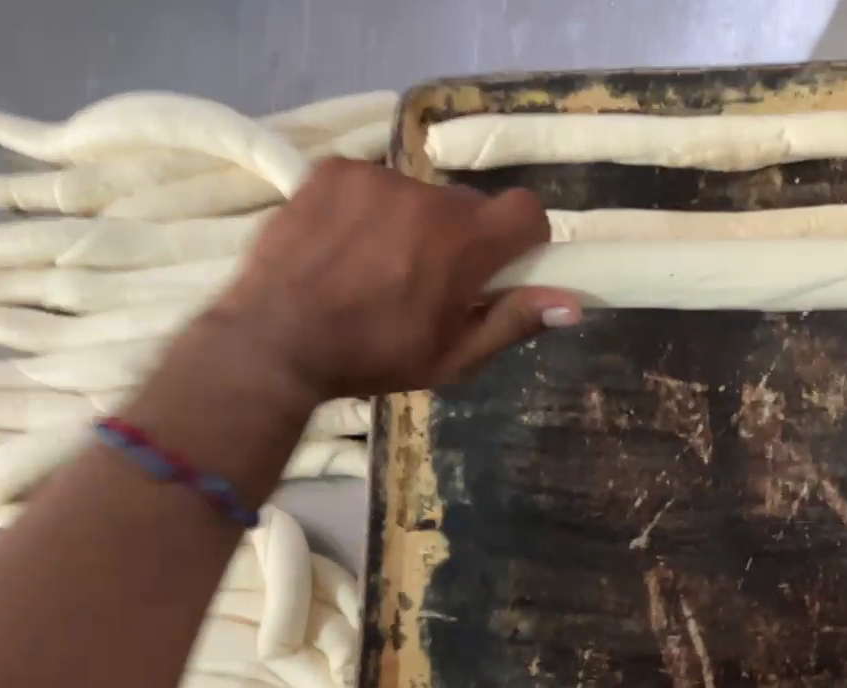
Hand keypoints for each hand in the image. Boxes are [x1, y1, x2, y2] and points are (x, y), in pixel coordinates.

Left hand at [204, 158, 578, 399]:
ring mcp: (376, 178)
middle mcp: (427, 198)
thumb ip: (513, 322)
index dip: (525, 237)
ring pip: (419, 197)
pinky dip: (370, 211)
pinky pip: (373, 184)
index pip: (527, 209)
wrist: (274, 341)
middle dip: (464, 239)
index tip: (505, 266)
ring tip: (376, 268)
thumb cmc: (374, 358)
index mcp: (465, 244)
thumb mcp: (453, 357)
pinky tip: (344, 248)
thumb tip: (571, 304)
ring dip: (414, 225)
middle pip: (470, 206)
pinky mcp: (333, 171)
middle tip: (430, 281)